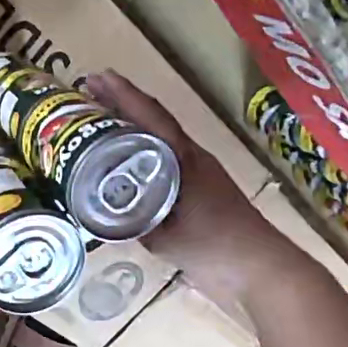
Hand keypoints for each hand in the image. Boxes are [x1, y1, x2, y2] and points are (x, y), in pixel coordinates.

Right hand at [86, 70, 299, 307]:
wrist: (260, 269)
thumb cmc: (215, 248)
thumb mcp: (165, 238)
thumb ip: (132, 224)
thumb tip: (98, 215)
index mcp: (184, 160)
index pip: (151, 117)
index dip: (123, 95)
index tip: (96, 77)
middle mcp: (191, 160)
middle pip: (152, 123)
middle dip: (120, 106)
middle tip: (87, 97)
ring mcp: (197, 176)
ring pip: (156, 143)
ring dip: (130, 130)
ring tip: (97, 127)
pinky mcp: (199, 194)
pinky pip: (162, 164)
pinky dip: (139, 156)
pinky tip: (123, 168)